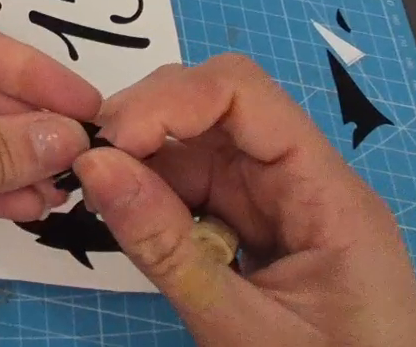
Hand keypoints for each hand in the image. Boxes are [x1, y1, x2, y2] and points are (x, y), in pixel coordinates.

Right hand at [73, 55, 415, 346]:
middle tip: (90, 171)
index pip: (240, 93)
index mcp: (326, 196)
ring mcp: (269, 204)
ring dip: (135, 160)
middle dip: (141, 123)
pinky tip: (127, 223)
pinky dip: (143, 192)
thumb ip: (167, 249)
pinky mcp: (243, 227)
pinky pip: (182, 184)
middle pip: (206, 105)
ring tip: (102, 206)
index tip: (112, 143)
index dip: (168, 99)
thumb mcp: (247, 336)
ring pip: (185, 142)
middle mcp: (297, 183)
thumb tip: (90, 161)